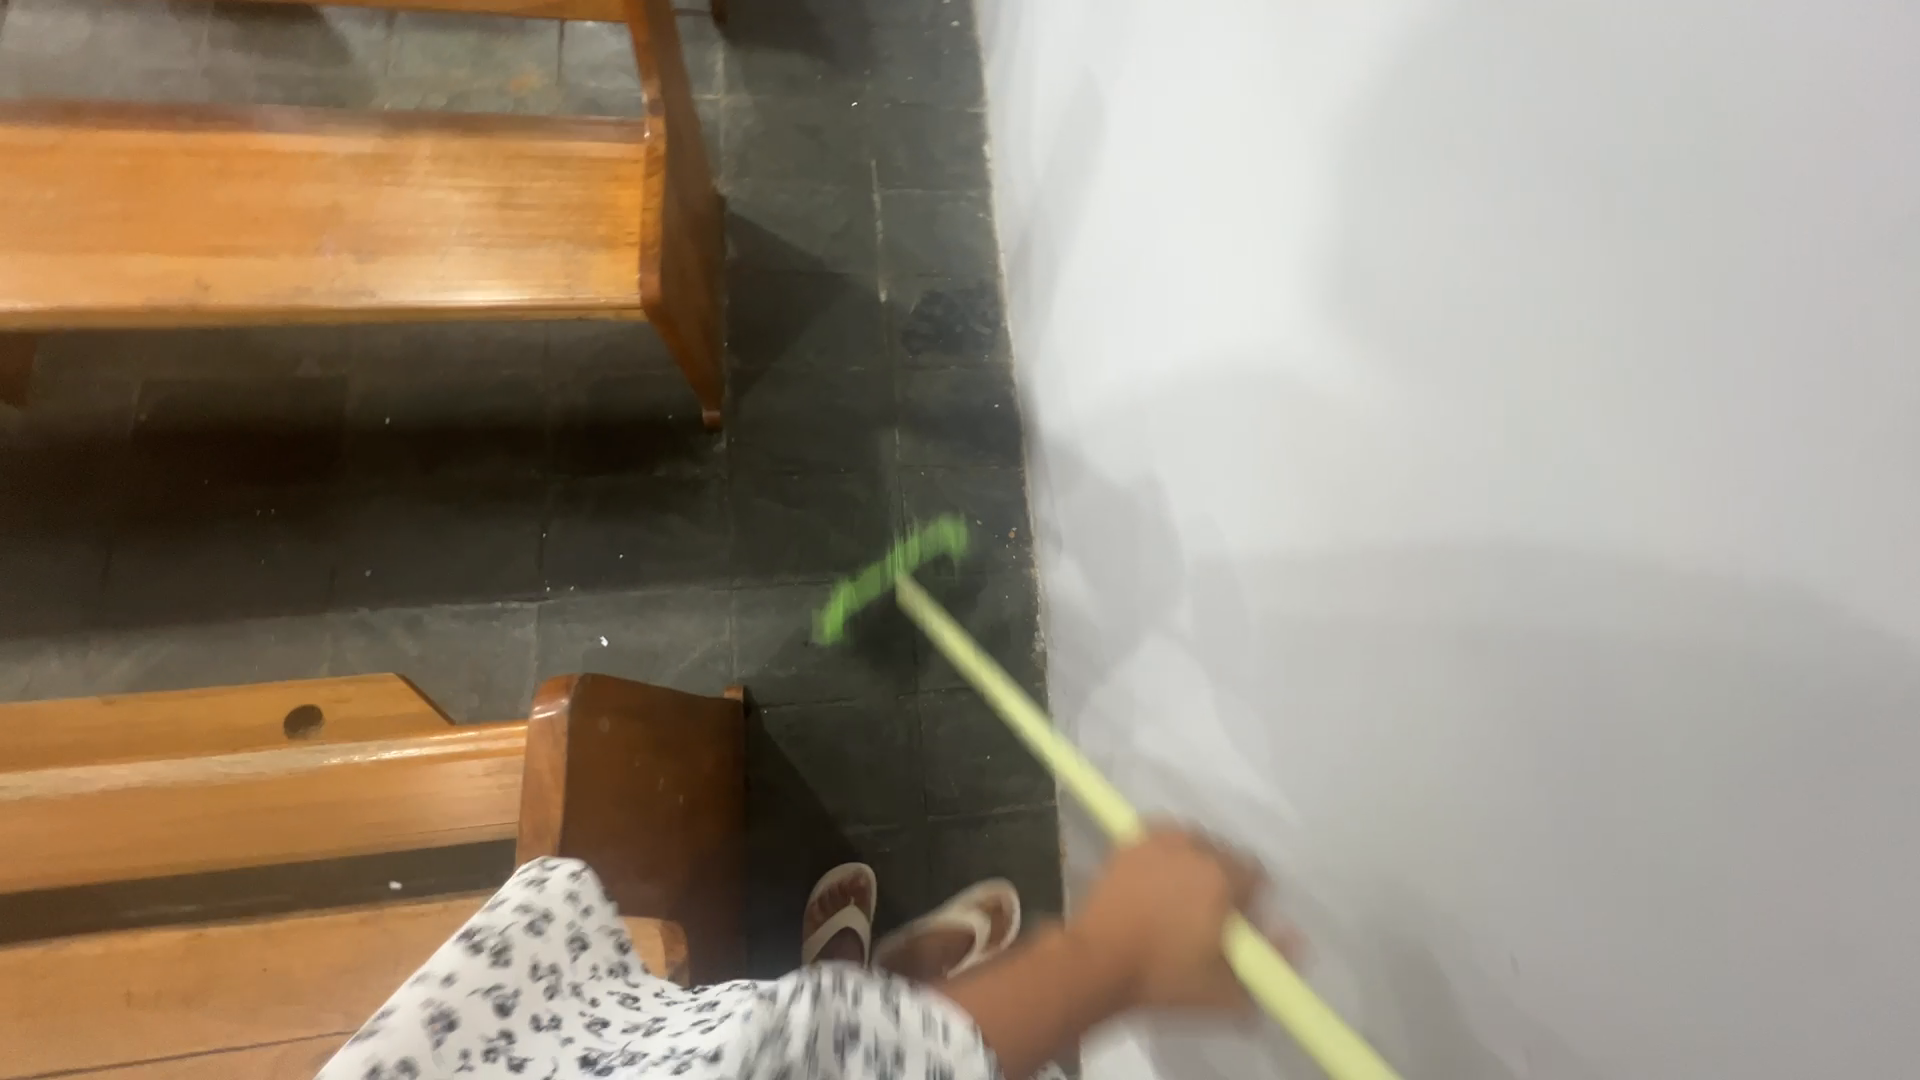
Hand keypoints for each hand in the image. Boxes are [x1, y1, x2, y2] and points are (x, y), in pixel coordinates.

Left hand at [1066, 827, 1303, 1014]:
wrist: (1100, 959)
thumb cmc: (1166, 975)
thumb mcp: (1229, 988)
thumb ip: (1273, 962)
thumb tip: (1297, 938)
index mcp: (1222, 876)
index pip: (1255, 872)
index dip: (1250, 899)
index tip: (1237, 923)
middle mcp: (1193, 847)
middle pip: (1223, 853)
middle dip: (1222, 878)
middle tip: (1206, 913)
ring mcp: (1157, 839)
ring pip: (1191, 841)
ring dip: (1193, 860)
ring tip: (1179, 894)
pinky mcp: (1128, 841)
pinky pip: (1160, 836)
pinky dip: (1165, 850)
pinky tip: (1156, 877)